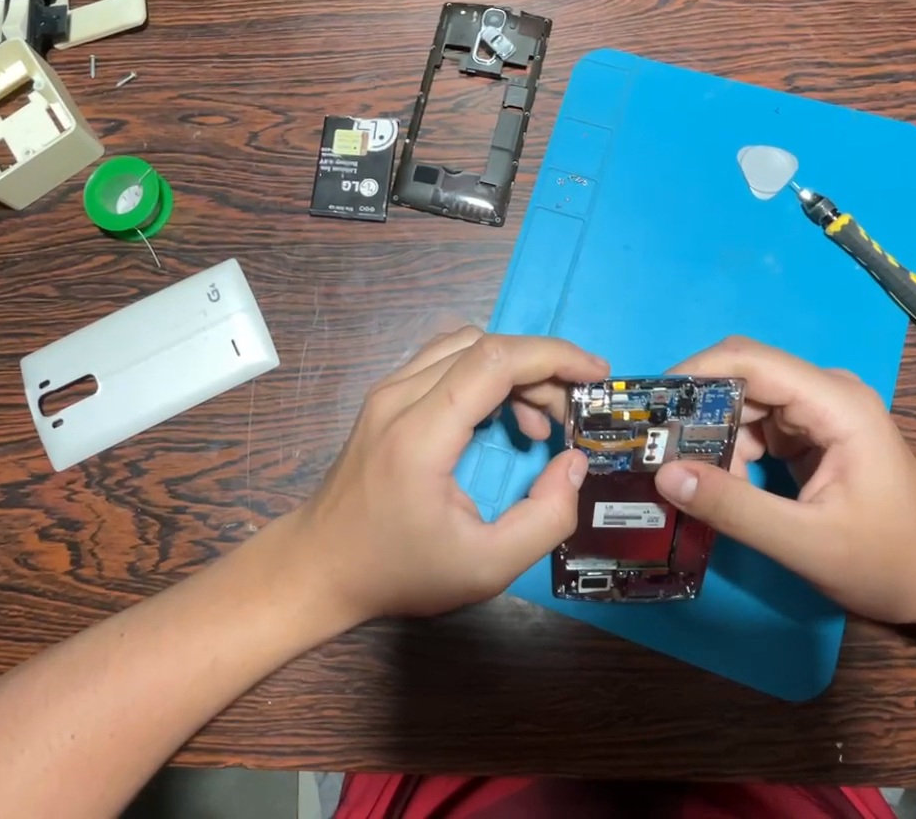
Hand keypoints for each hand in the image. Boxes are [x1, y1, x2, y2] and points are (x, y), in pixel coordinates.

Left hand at [289, 327, 607, 621]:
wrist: (319, 566)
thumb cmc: (399, 570)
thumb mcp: (486, 567)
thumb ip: (545, 518)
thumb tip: (573, 461)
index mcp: (419, 435)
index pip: (492, 361)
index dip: (552, 356)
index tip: (596, 375)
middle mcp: (398, 398)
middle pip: (482, 346)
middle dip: (541, 367)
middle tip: (572, 414)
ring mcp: (386, 393)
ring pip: (462, 346)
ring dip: (513, 369)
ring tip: (541, 421)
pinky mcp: (385, 398)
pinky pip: (443, 362)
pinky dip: (485, 375)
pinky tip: (502, 419)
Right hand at [652, 336, 915, 624]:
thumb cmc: (890, 562)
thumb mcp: (806, 544)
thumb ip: (734, 508)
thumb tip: (664, 474)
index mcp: (836, 404)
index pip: (749, 360)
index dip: (694, 374)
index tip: (650, 410)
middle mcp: (825, 394)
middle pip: (739, 378)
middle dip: (696, 413)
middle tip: (662, 454)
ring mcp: (817, 411)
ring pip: (739, 402)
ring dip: (710, 436)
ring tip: (696, 480)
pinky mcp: (808, 432)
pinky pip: (750, 425)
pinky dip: (727, 450)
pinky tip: (721, 483)